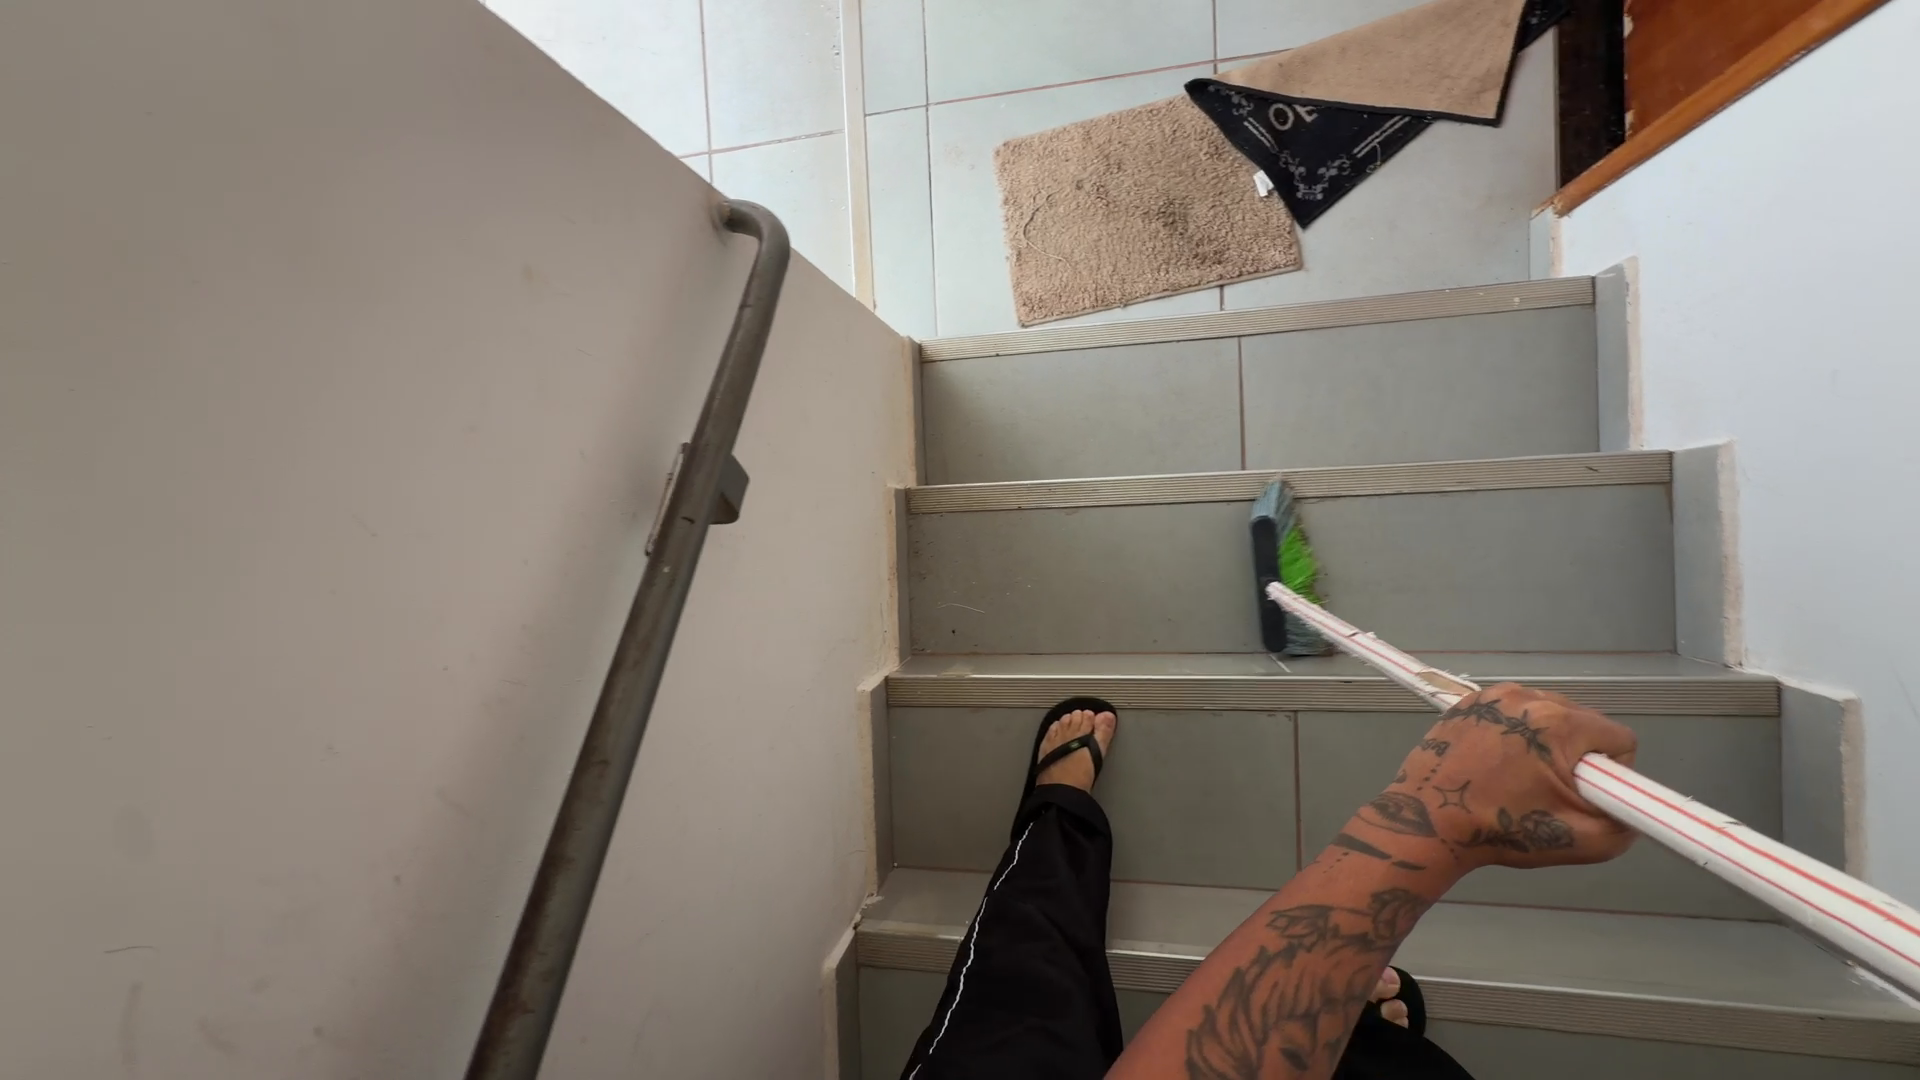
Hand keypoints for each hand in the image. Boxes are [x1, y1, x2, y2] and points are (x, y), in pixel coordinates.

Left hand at [1362, 684, 1638, 872]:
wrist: (1428, 818)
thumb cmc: (1503, 828)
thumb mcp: (1588, 839)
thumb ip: (1629, 822)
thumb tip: (1635, 807)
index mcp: (1556, 722)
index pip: (1618, 738)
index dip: (1615, 772)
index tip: (1589, 792)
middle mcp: (1523, 696)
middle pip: (1582, 721)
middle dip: (1579, 754)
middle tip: (1551, 787)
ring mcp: (1488, 696)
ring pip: (1546, 714)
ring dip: (1547, 741)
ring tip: (1522, 775)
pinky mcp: (1464, 702)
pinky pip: (1511, 713)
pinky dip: (1515, 732)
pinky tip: (1499, 760)